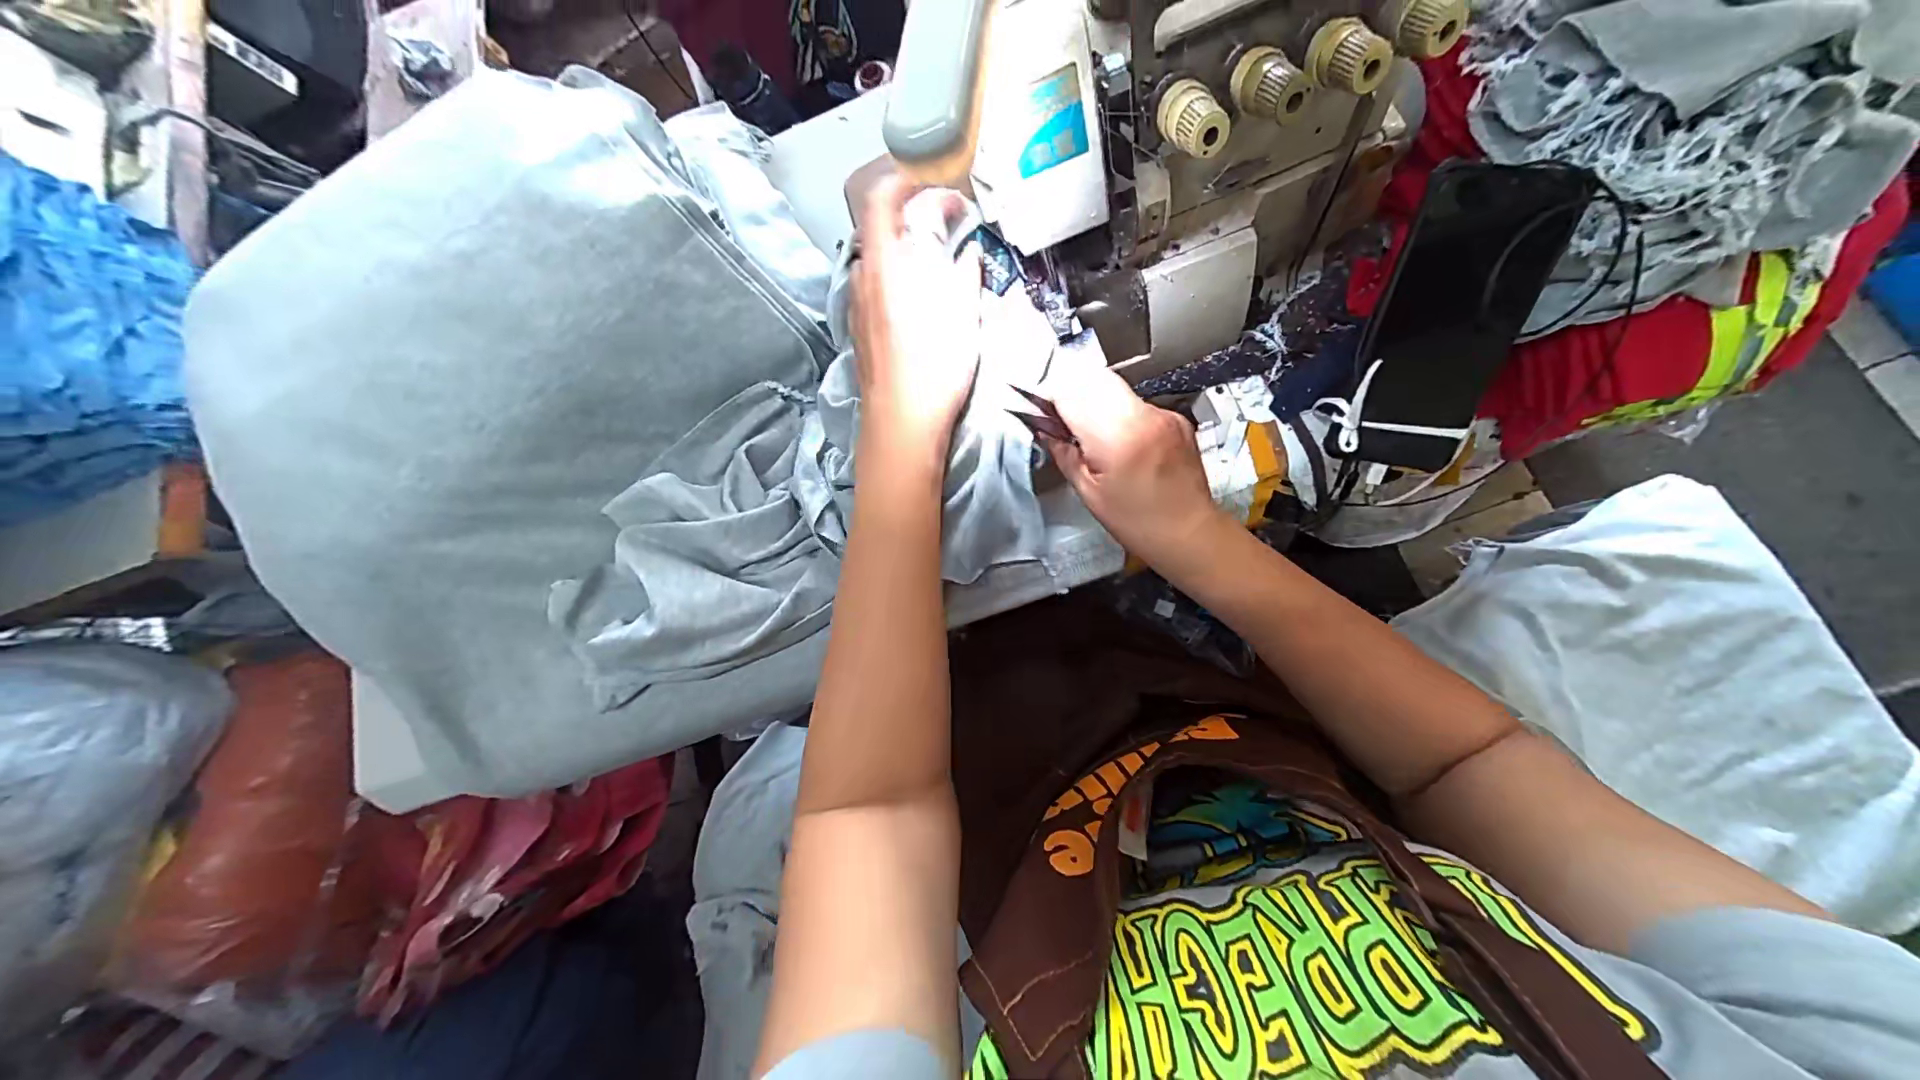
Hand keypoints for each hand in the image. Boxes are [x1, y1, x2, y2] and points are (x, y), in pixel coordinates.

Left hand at [849, 173, 982, 458]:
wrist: (902, 420)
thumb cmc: (935, 365)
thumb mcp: (960, 309)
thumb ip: (961, 268)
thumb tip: (964, 248)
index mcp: (884, 263)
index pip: (881, 196)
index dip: (906, 179)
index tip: (934, 184)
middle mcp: (862, 278)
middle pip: (881, 230)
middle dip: (914, 220)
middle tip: (948, 230)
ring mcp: (858, 306)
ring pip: (880, 263)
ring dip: (906, 255)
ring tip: (938, 269)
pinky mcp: (861, 331)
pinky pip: (878, 290)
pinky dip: (899, 283)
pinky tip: (922, 305)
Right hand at [1042, 366, 1233, 570]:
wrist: (1189, 532)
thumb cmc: (1140, 523)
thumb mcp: (1089, 493)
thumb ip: (1064, 454)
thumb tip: (1046, 430)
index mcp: (1117, 437)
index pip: (1071, 394)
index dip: (1051, 400)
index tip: (1042, 412)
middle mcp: (1143, 416)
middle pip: (1094, 381)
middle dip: (1072, 395)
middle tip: (1062, 422)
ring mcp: (1163, 415)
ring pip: (1116, 389)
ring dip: (1096, 403)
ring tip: (1092, 437)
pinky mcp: (1175, 418)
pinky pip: (1137, 404)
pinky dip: (1121, 414)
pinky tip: (1121, 443)